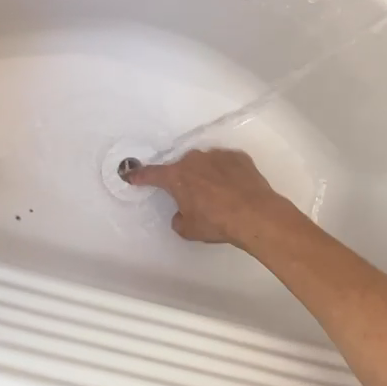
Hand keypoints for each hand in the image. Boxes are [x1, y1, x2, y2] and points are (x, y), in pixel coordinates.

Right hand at [124, 148, 302, 246]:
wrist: (255, 214)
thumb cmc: (216, 222)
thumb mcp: (189, 229)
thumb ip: (178, 219)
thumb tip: (181, 214)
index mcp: (177, 177)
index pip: (152, 174)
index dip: (140, 176)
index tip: (132, 175)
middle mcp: (194, 160)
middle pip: (182, 168)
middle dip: (184, 180)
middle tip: (193, 197)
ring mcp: (218, 155)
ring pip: (205, 163)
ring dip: (206, 175)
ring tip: (218, 194)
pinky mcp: (239, 157)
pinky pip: (226, 164)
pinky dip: (226, 173)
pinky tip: (234, 188)